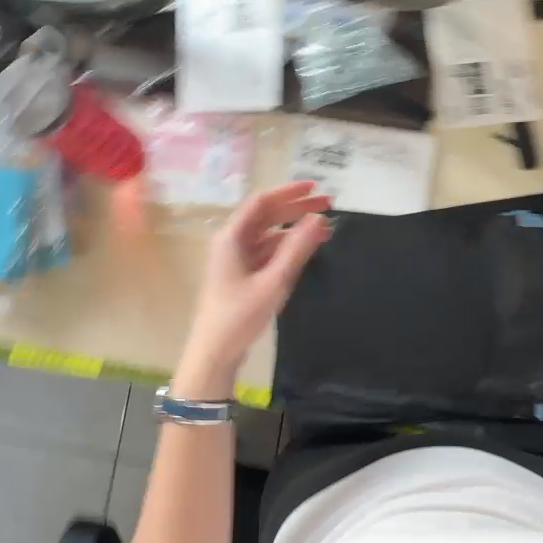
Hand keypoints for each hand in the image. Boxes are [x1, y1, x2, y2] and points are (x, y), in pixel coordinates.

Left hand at [176, 182, 331, 396]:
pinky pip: (267, 253)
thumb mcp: (273, 282)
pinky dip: (287, 248)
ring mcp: (236, 260)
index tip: (315, 188)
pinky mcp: (242, 276)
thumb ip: (296, 249)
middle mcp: (232, 242)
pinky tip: (307, 250)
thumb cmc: (239, 316)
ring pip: (268, 235)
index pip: (262, 202)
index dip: (289, 192)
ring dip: (294, 230)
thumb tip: (318, 219)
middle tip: (329, 205)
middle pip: (266, 216)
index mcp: (231, 237)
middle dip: (296, 209)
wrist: (214, 353)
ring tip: (325, 230)